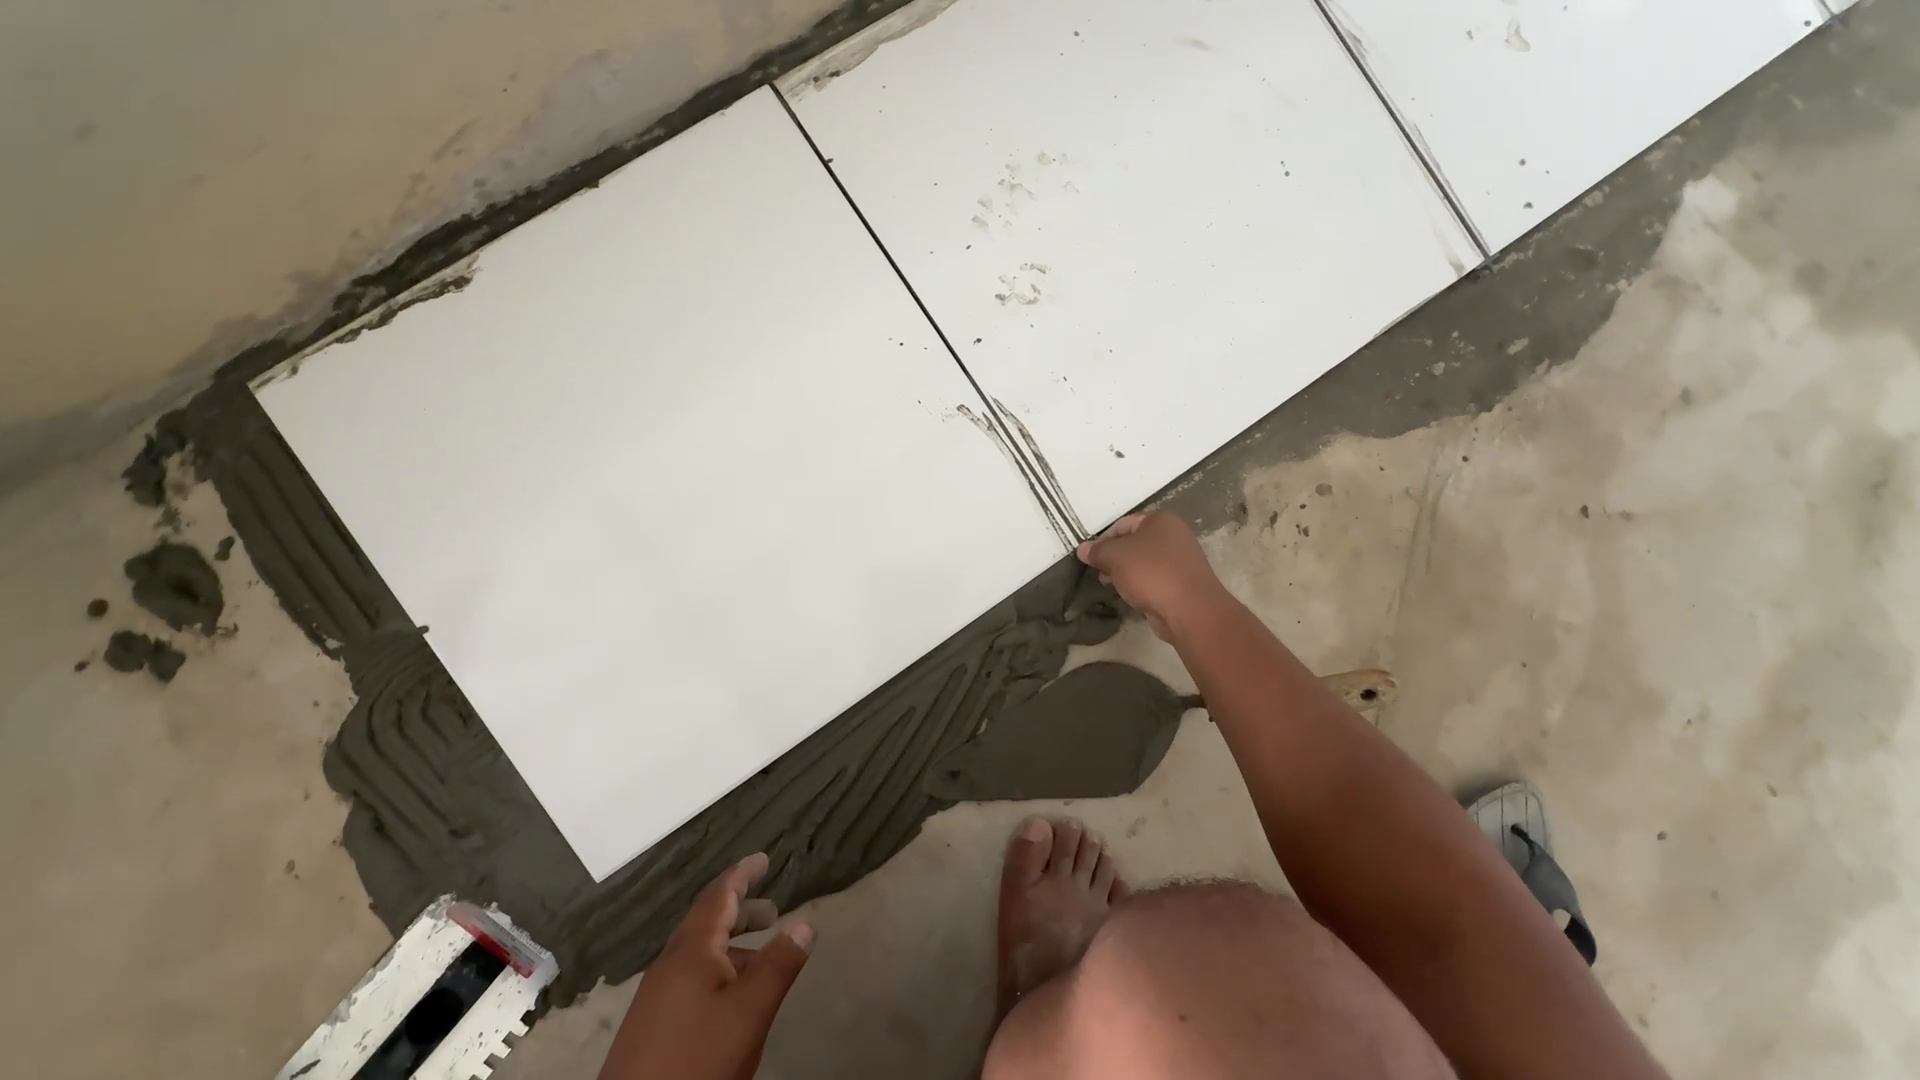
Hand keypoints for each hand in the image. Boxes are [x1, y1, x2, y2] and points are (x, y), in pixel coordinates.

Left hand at [597, 853, 812, 1079]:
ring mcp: (657, 995)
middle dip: (741, 910)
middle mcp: (670, 964)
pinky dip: (719, 969)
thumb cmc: (698, 1059)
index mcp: (691, 951)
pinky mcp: (654, 1024)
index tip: (764, 859)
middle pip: (707, 922)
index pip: (719, 896)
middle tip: (774, 910)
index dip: (742, 875)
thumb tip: (806, 921)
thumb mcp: (750, 1012)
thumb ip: (779, 965)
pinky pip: (691, 977)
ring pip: (700, 953)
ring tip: (764, 956)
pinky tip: (734, 997)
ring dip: (733, 944)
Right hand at [1075, 511, 1233, 640]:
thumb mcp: (1116, 557)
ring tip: (1111, 586)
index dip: (1103, 540)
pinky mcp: (1181, 584)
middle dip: (1113, 558)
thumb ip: (1097, 551)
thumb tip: (1083, 549)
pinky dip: (1140, 586)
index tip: (1091, 558)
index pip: (1123, 524)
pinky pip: (1153, 580)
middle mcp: (1174, 536)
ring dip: (1125, 574)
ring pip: (1143, 563)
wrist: (1189, 610)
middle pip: (1133, 543)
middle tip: (1099, 573)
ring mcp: (1180, 561)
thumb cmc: (1151, 574)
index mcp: (1161, 520)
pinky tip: (1130, 597)